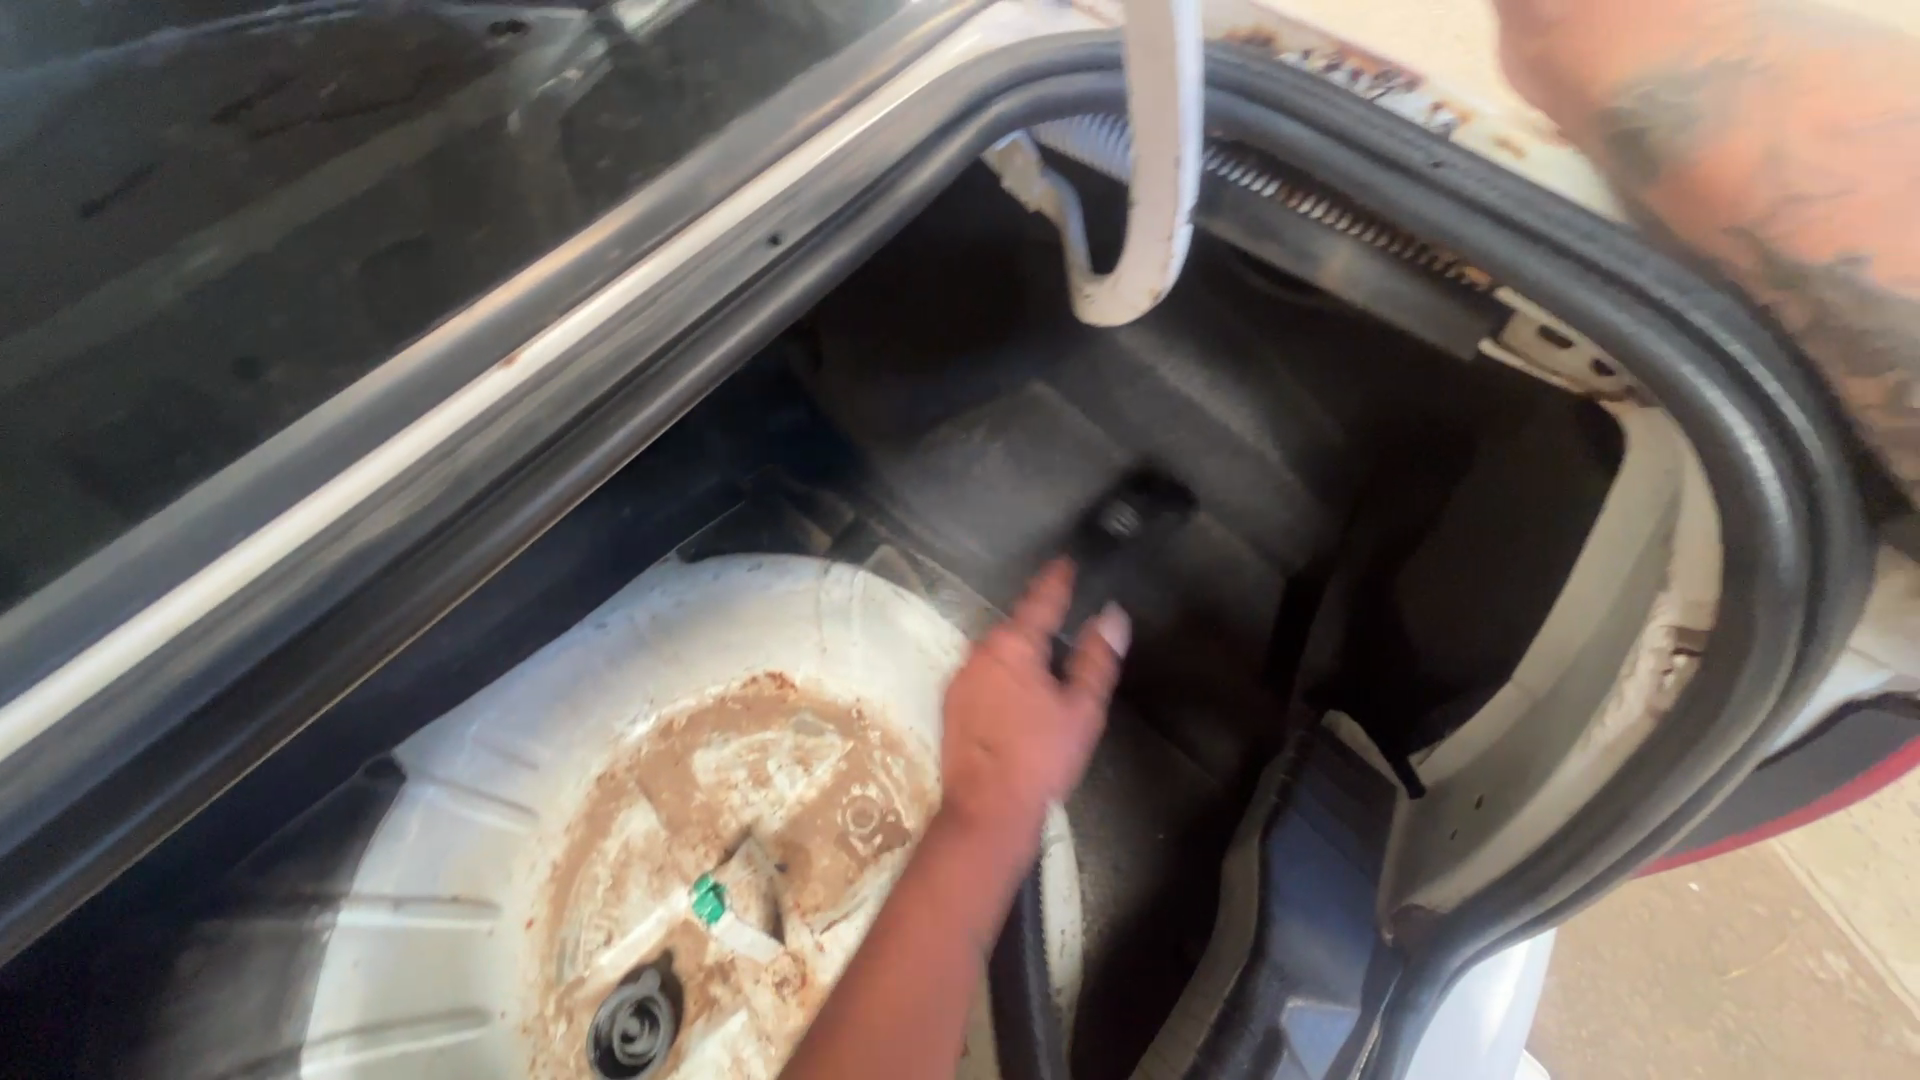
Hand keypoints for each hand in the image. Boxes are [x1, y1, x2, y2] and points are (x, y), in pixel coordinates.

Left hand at [938, 560, 1130, 835]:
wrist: (986, 808)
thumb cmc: (1041, 757)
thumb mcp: (1082, 709)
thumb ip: (1097, 658)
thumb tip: (1111, 616)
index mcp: (1016, 646)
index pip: (1041, 600)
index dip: (1056, 580)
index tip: (1065, 562)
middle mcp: (981, 651)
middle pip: (1016, 626)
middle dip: (1038, 624)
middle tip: (1063, 627)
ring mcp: (961, 675)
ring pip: (997, 651)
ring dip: (1019, 651)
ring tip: (1042, 667)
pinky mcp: (950, 700)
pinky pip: (982, 672)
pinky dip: (1001, 673)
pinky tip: (1015, 696)